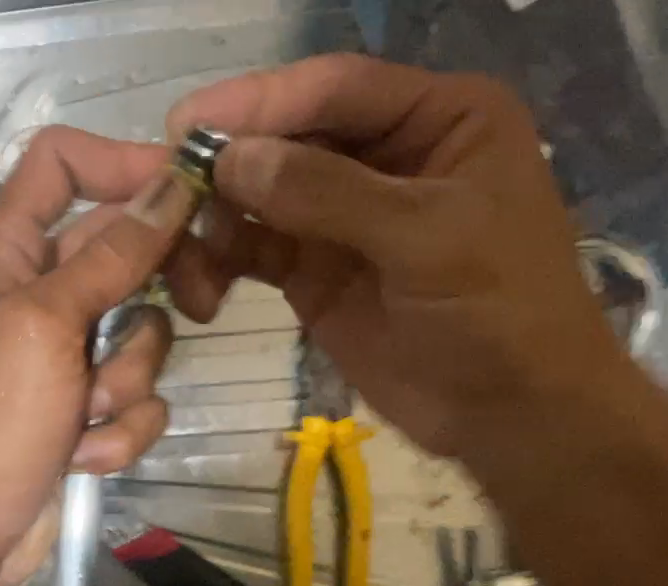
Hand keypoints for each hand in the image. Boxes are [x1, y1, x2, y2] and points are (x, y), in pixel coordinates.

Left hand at [0, 126, 201, 585]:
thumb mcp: (45, 326)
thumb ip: (110, 256)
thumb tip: (168, 187)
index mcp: (7, 253)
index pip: (60, 164)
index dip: (120, 163)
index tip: (183, 186)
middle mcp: (39, 294)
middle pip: (126, 249)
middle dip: (155, 292)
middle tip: (201, 301)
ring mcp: (66, 357)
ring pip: (143, 335)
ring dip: (125, 382)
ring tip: (83, 415)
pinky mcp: (86, 411)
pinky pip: (137, 399)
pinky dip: (117, 432)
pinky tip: (81, 456)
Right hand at [163, 54, 629, 458]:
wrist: (505, 413)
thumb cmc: (497, 311)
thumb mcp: (425, 238)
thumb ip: (326, 194)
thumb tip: (229, 160)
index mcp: (437, 119)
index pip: (334, 91)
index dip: (260, 101)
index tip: (186, 121)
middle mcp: (382, 157)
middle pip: (286, 141)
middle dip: (225, 166)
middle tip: (162, 194)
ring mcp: (340, 218)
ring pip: (258, 198)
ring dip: (215, 223)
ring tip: (180, 260)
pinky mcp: (311, 272)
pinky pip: (252, 251)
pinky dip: (221, 264)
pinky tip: (200, 290)